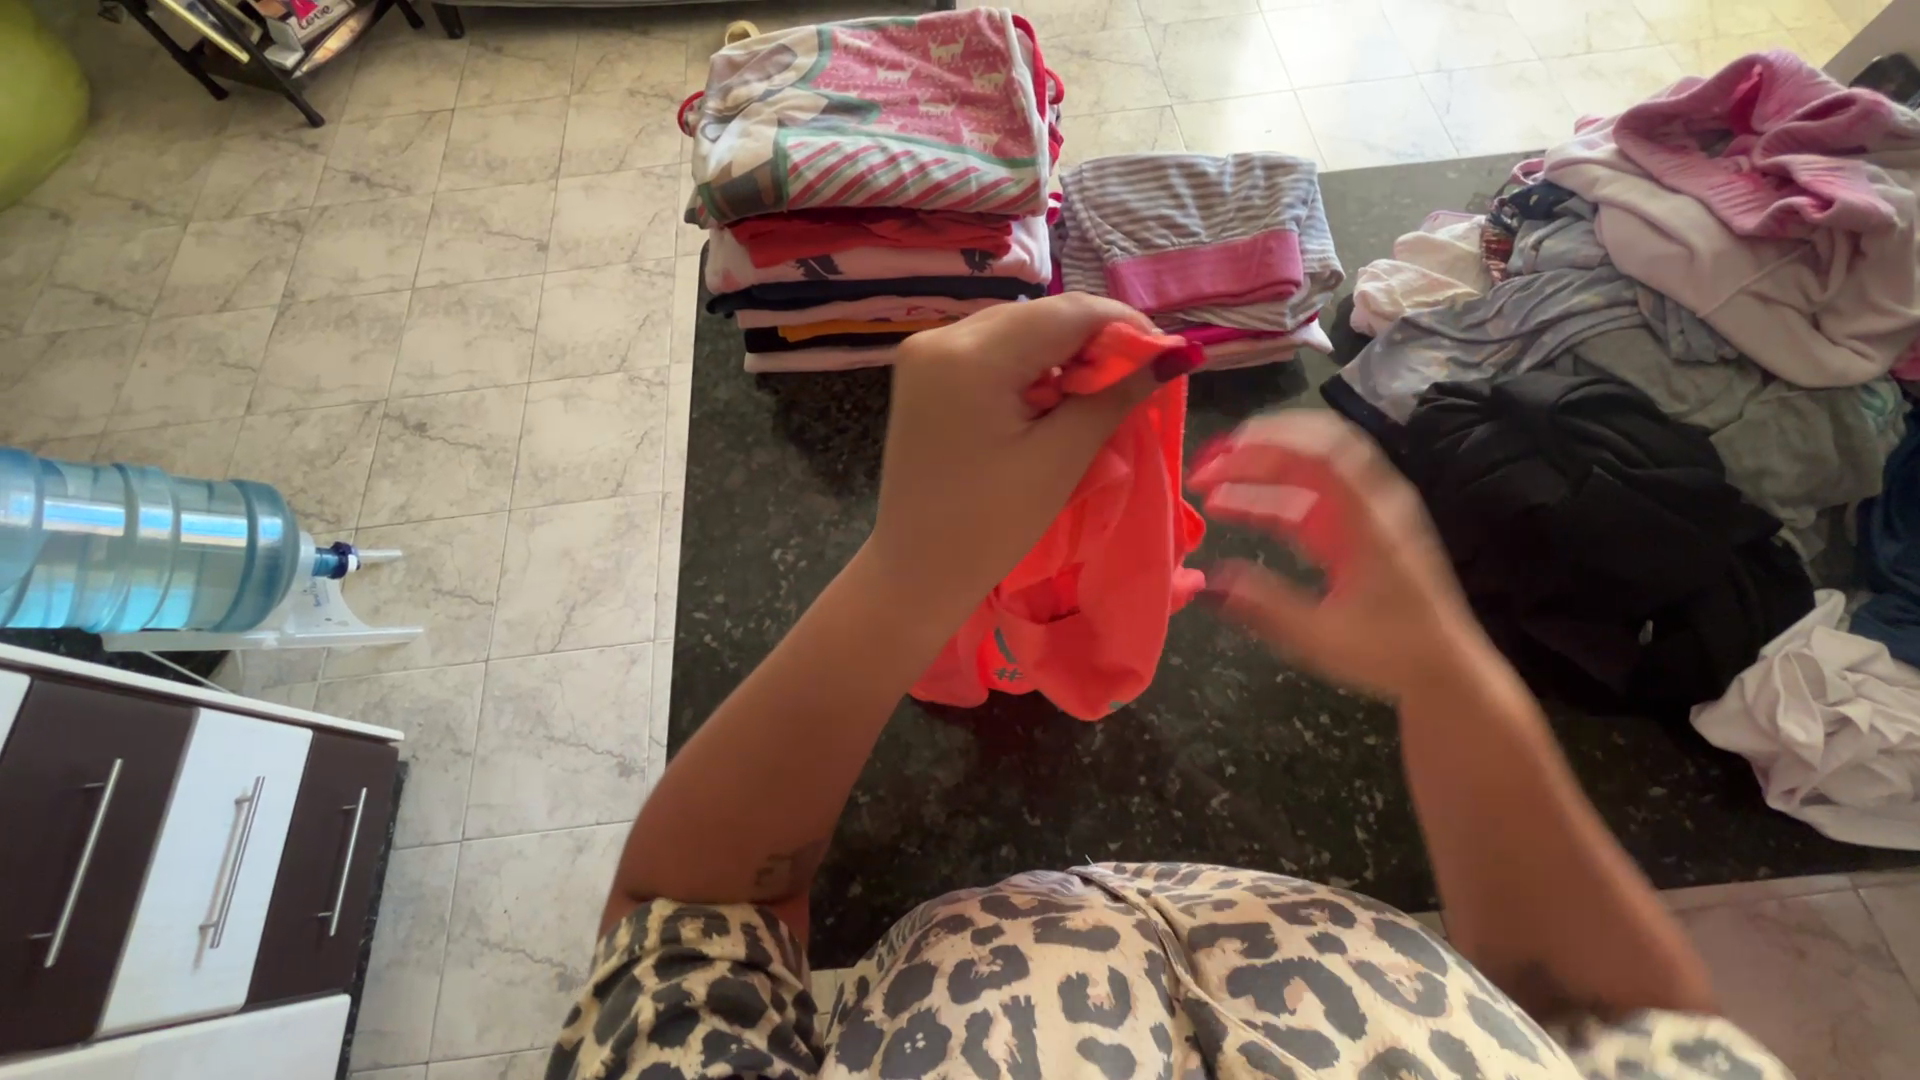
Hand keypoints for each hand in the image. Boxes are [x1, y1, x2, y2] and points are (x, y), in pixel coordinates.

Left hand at [865, 293, 1162, 617]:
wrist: (916, 568)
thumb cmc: (989, 526)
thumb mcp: (1058, 459)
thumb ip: (1114, 397)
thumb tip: (1175, 355)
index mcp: (970, 356)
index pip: (1066, 312)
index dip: (1124, 326)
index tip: (1166, 354)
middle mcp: (940, 337)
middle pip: (1039, 315)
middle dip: (1093, 340)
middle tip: (1135, 379)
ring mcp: (924, 352)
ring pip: (1016, 329)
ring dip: (1062, 353)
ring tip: (1094, 394)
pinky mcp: (923, 372)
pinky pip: (991, 350)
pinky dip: (1028, 366)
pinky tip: (1050, 397)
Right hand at [1186, 410, 1491, 699]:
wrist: (1442, 669)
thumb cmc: (1390, 652)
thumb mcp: (1321, 636)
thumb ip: (1263, 606)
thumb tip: (1207, 582)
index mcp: (1369, 520)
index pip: (1319, 455)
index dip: (1266, 445)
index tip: (1219, 457)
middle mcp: (1371, 503)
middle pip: (1314, 446)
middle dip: (1257, 444)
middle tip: (1209, 459)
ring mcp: (1364, 512)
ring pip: (1308, 468)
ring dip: (1258, 467)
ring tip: (1209, 481)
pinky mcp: (1355, 528)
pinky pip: (1307, 495)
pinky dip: (1268, 493)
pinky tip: (1233, 506)